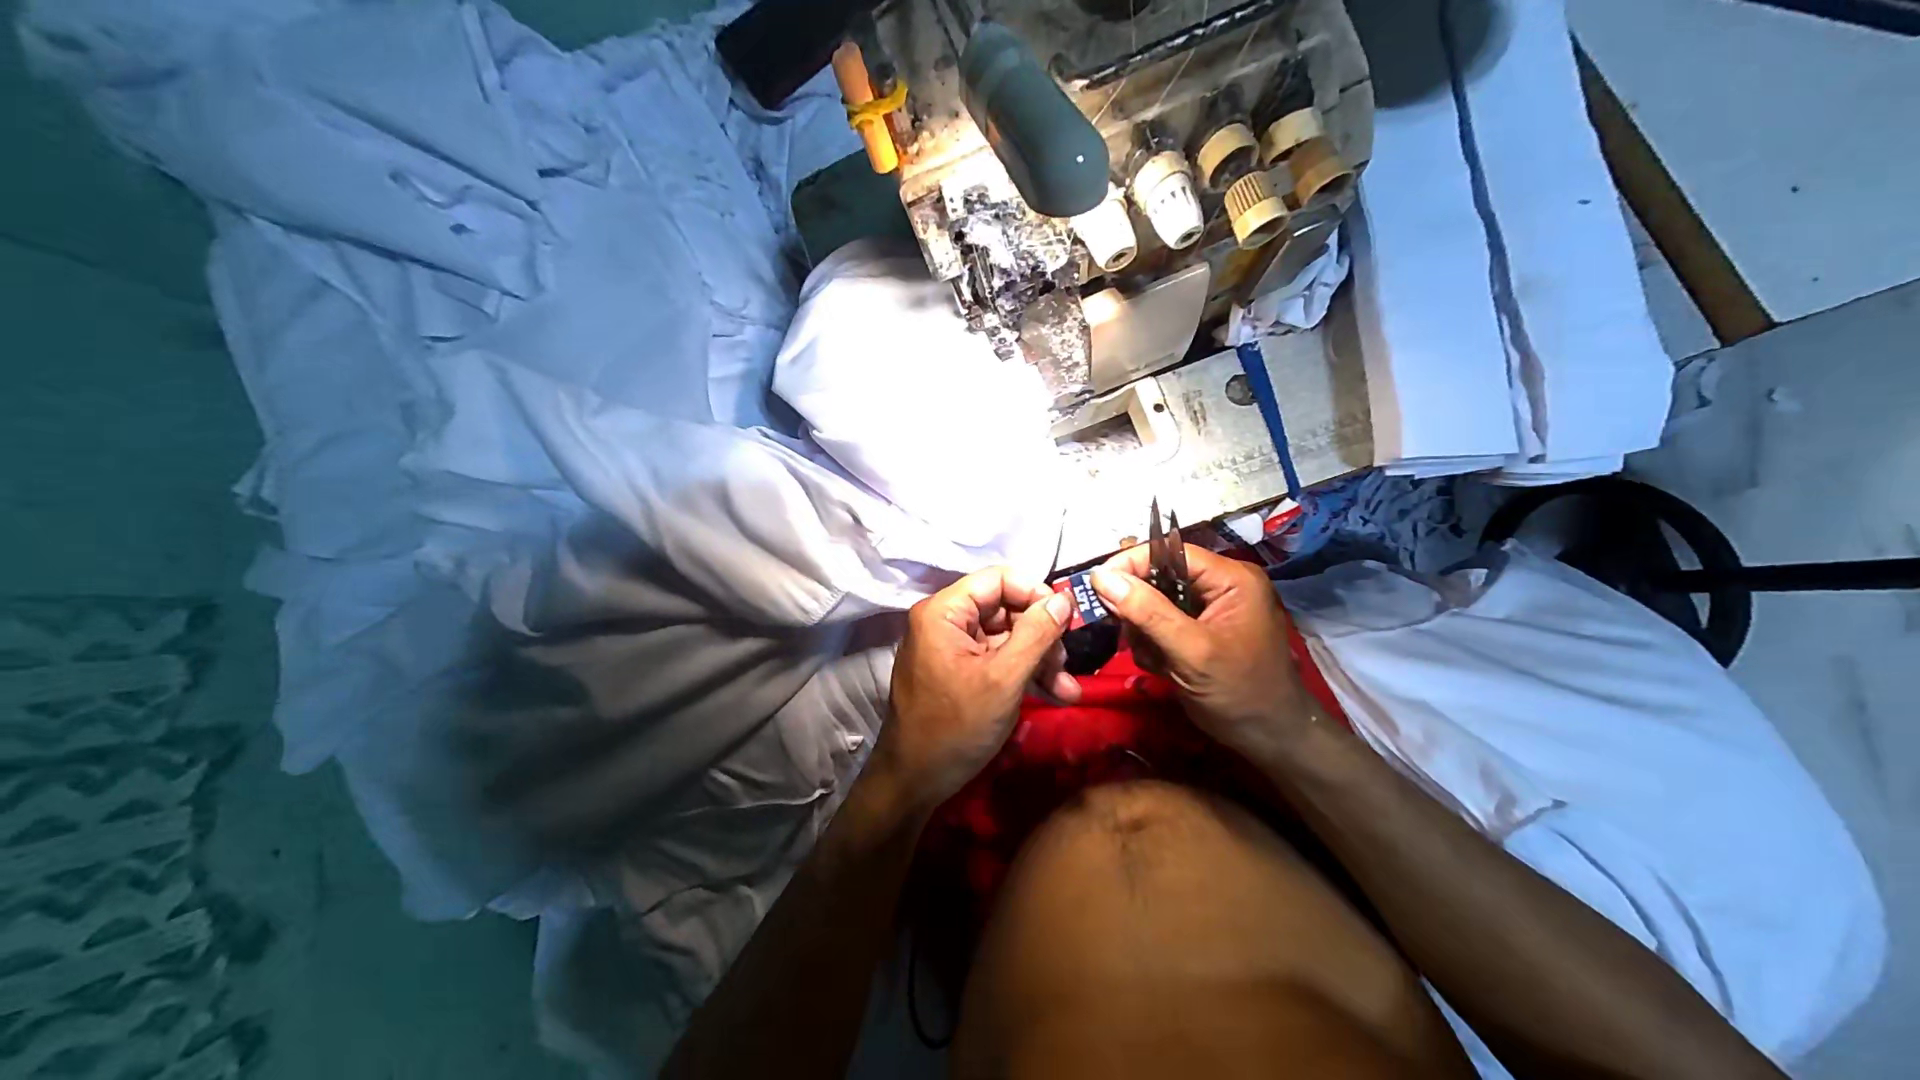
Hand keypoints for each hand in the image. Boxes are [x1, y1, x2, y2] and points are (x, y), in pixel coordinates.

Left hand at [875, 568, 1080, 810]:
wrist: (915, 782)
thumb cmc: (956, 727)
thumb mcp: (1003, 679)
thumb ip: (1036, 634)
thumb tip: (1064, 599)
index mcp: (944, 612)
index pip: (998, 579)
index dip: (1036, 593)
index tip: (1066, 619)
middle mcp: (945, 622)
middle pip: (1005, 608)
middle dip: (1042, 635)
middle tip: (1066, 662)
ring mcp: (952, 648)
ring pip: (1008, 637)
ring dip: (1041, 659)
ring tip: (1068, 689)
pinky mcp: (961, 672)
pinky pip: (999, 660)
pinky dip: (1025, 674)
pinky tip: (1057, 694)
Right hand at [1090, 544, 1318, 762]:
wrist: (1270, 739)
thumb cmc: (1241, 692)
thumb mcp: (1192, 651)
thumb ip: (1147, 612)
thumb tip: (1102, 576)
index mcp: (1230, 578)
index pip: (1171, 552)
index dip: (1132, 563)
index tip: (1097, 582)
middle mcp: (1218, 586)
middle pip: (1158, 576)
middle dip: (1138, 605)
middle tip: (1128, 632)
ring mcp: (1206, 611)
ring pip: (1152, 603)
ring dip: (1143, 631)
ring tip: (1155, 659)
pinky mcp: (1195, 633)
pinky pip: (1158, 625)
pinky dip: (1151, 645)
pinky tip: (1162, 668)